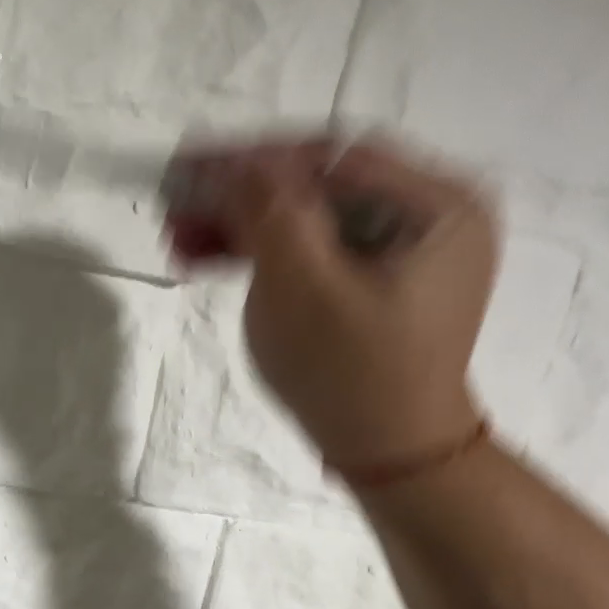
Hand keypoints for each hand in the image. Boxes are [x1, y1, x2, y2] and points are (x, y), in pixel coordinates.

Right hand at [178, 136, 496, 467]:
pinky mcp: (373, 277)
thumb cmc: (349, 373)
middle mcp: (429, 213)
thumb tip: (237, 159)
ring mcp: (402, 247)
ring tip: (176, 237)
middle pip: (316, 183)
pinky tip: (205, 256)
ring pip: (306, 214)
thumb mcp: (301, 288)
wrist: (388, 453)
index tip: (186, 167)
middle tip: (172, 204)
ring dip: (238, 222)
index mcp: (436, 204)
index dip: (254, 158)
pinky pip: (310, 246)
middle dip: (238, 193)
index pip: (332, 156)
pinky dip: (259, 249)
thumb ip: (271, 214)